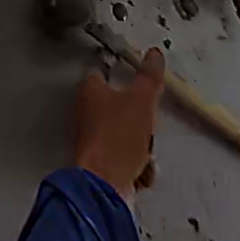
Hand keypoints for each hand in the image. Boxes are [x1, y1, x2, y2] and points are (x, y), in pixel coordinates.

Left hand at [73, 47, 164, 199]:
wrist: (105, 187)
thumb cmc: (118, 136)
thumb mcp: (142, 100)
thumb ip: (149, 76)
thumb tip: (154, 53)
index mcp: (89, 90)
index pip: (103, 72)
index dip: (121, 74)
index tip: (138, 82)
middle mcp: (85, 112)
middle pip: (117, 106)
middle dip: (138, 119)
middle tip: (147, 126)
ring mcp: (90, 141)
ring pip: (122, 134)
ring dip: (139, 145)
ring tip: (145, 154)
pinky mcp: (96, 165)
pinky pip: (120, 158)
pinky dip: (134, 165)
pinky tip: (141, 172)